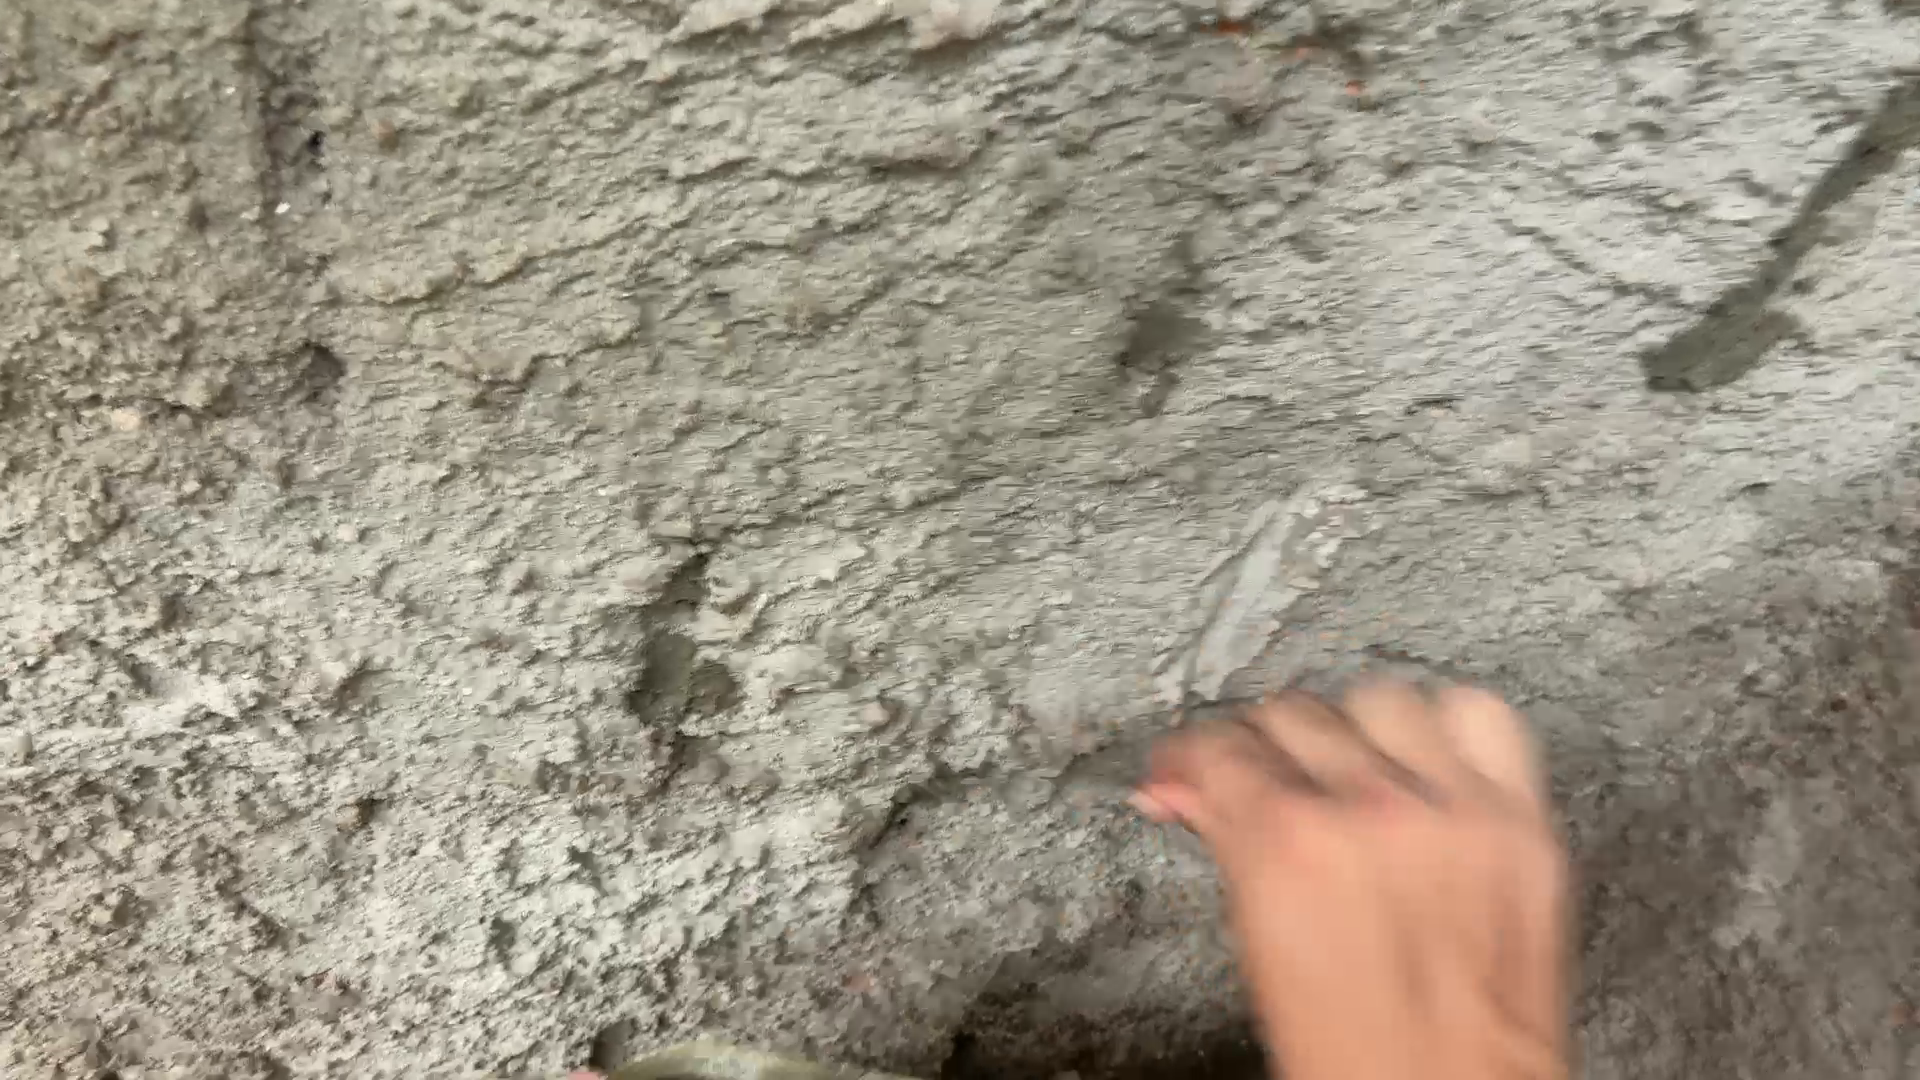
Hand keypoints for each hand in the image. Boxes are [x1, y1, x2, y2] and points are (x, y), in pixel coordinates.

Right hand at [1133, 683, 1569, 1079]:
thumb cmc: (1343, 1039)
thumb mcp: (1252, 926)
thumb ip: (1215, 828)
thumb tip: (1171, 785)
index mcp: (1290, 841)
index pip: (1217, 745)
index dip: (1187, 753)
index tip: (1186, 763)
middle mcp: (1371, 811)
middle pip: (1288, 711)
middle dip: (1258, 745)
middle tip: (1259, 776)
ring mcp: (1452, 810)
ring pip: (1376, 698)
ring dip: (1348, 730)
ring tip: (1343, 769)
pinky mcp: (1520, 823)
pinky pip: (1479, 715)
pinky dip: (1445, 727)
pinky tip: (1421, 762)